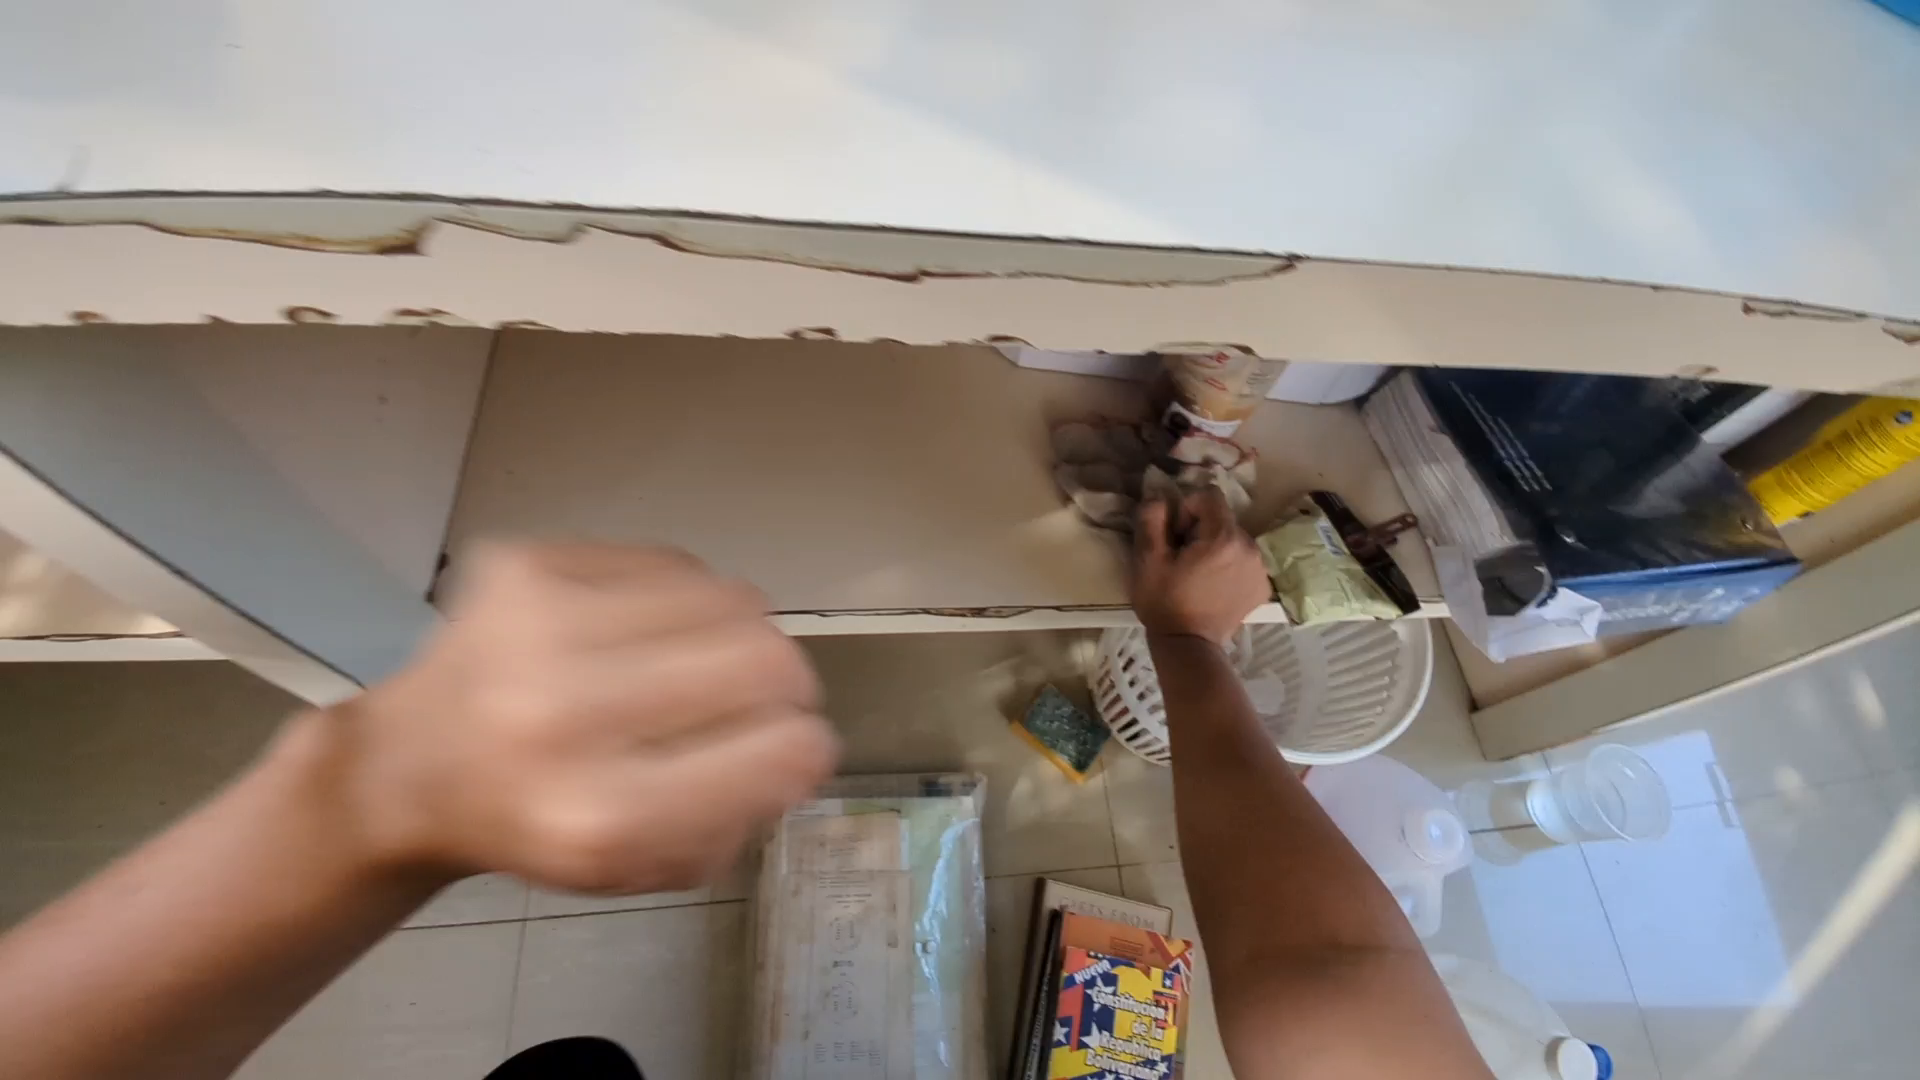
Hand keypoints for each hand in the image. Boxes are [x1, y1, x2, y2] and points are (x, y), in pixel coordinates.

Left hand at [318, 543, 838, 894]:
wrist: (410, 766)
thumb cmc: (541, 824)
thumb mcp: (646, 865)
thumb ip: (745, 813)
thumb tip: (811, 743)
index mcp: (600, 816)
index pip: (781, 750)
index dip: (810, 744)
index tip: (801, 742)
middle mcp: (566, 715)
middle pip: (765, 660)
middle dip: (790, 680)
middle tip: (771, 692)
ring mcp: (542, 624)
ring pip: (732, 597)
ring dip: (743, 631)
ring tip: (707, 655)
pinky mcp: (530, 564)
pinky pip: (676, 562)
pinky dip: (687, 596)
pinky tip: (652, 625)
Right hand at [1131, 487, 1270, 643]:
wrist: (1188, 646)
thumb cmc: (1164, 601)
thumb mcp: (1147, 559)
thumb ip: (1152, 518)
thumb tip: (1160, 495)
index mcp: (1223, 537)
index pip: (1209, 496)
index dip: (1187, 509)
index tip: (1175, 537)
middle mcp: (1250, 547)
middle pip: (1222, 518)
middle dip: (1201, 530)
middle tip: (1183, 559)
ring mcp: (1260, 568)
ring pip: (1233, 539)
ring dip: (1215, 547)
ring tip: (1198, 574)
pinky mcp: (1262, 586)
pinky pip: (1244, 560)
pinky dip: (1229, 565)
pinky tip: (1213, 586)